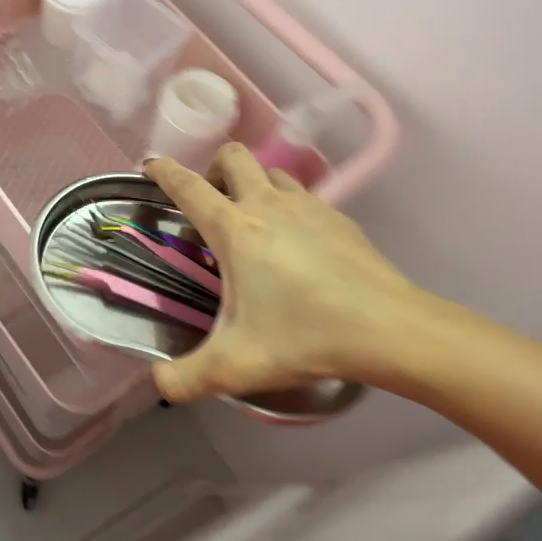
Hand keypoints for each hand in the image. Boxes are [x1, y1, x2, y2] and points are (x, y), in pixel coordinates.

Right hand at [143, 144, 445, 402]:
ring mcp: (310, 207)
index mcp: (235, 229)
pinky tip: (296, 245)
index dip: (164, 171)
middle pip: (234, 156)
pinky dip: (289, 206)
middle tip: (209, 203)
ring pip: (272, 171)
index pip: (188, 186)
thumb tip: (159, 384)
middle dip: (213, 168)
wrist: (390, 330)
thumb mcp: (234, 366)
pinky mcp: (341, 219)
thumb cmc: (305, 337)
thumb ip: (184, 378)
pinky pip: (305, 196)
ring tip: (251, 221)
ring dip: (253, 183)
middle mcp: (269, 204)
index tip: (151, 166)